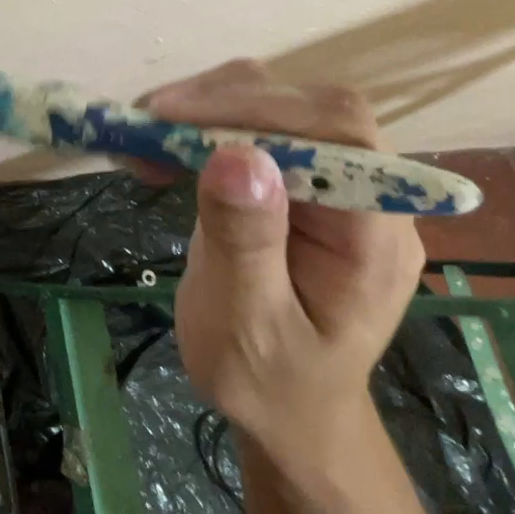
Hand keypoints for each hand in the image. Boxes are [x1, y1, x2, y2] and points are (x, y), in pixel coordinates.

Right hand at [138, 60, 424, 449]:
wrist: (285, 411)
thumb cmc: (267, 380)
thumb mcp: (245, 322)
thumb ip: (245, 241)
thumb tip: (238, 155)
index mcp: (373, 234)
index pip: (337, 134)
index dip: (255, 107)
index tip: (168, 116)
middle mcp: (366, 196)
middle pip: (308, 108)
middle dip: (220, 103)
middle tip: (141, 126)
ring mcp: (330, 185)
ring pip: (277, 105)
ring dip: (203, 109)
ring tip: (141, 140)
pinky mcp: (292, 182)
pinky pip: (254, 129)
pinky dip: (199, 127)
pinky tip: (158, 153)